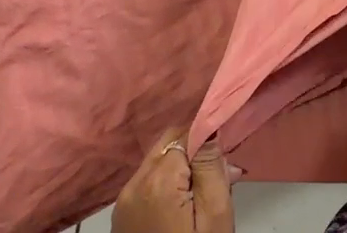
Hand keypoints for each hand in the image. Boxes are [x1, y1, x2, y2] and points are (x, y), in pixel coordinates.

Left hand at [111, 129, 235, 232]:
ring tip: (202, 195)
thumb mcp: (215, 216)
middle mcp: (133, 184)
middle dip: (193, 151)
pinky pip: (146, 183)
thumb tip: (208, 129)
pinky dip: (165, 183)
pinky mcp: (121, 217)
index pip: (185, 134)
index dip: (207, 141)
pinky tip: (182, 207)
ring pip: (157, 161)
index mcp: (157, 181)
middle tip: (219, 177)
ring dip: (180, 167)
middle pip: (168, 143)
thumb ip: (211, 169)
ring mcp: (123, 202)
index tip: (225, 162)